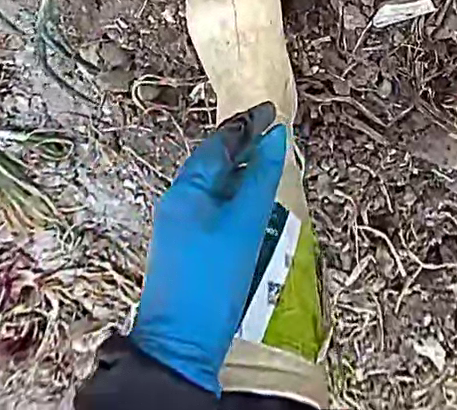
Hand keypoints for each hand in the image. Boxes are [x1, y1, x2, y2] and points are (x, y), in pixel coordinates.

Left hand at [130, 104, 288, 393]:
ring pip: (216, 182)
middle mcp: (180, 200)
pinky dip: (236, 192)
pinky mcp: (189, 244)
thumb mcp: (246, 221)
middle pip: (215, 160)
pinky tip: (255, 198)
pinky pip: (215, 203)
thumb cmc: (213, 279)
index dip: (247, 123)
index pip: (220, 142)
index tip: (270, 111)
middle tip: (272, 131)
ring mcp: (182, 223)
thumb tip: (277, 136)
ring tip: (269, 159)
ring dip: (242, 168)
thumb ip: (263, 176)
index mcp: (187, 189)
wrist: (181, 345)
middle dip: (244, 144)